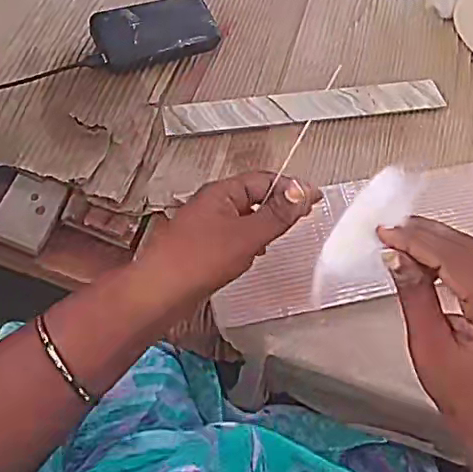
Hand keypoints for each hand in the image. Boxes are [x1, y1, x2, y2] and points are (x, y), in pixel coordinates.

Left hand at [133, 171, 316, 305]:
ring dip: (264, 222)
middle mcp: (211, 203)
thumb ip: (276, 214)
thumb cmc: (196, 260)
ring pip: (243, 217)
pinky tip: (254, 253)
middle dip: (278, 204)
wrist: (160, 292)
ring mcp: (204, 224)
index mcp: (220, 192)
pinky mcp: (201, 245)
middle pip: (252, 196)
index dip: (290, 187)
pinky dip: (249, 240)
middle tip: (302, 215)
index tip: (312, 199)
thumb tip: (301, 192)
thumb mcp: (247, 235)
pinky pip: (232, 235)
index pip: (263, 180)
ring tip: (282, 233)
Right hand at [378, 218, 472, 442]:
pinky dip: (451, 251)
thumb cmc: (466, 395)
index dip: (416, 242)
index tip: (388, 235)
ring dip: (437, 240)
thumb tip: (397, 258)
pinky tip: (430, 250)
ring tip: (403, 237)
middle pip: (466, 248)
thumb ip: (414, 295)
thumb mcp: (429, 346)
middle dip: (424, 235)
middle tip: (390, 231)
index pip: (453, 258)